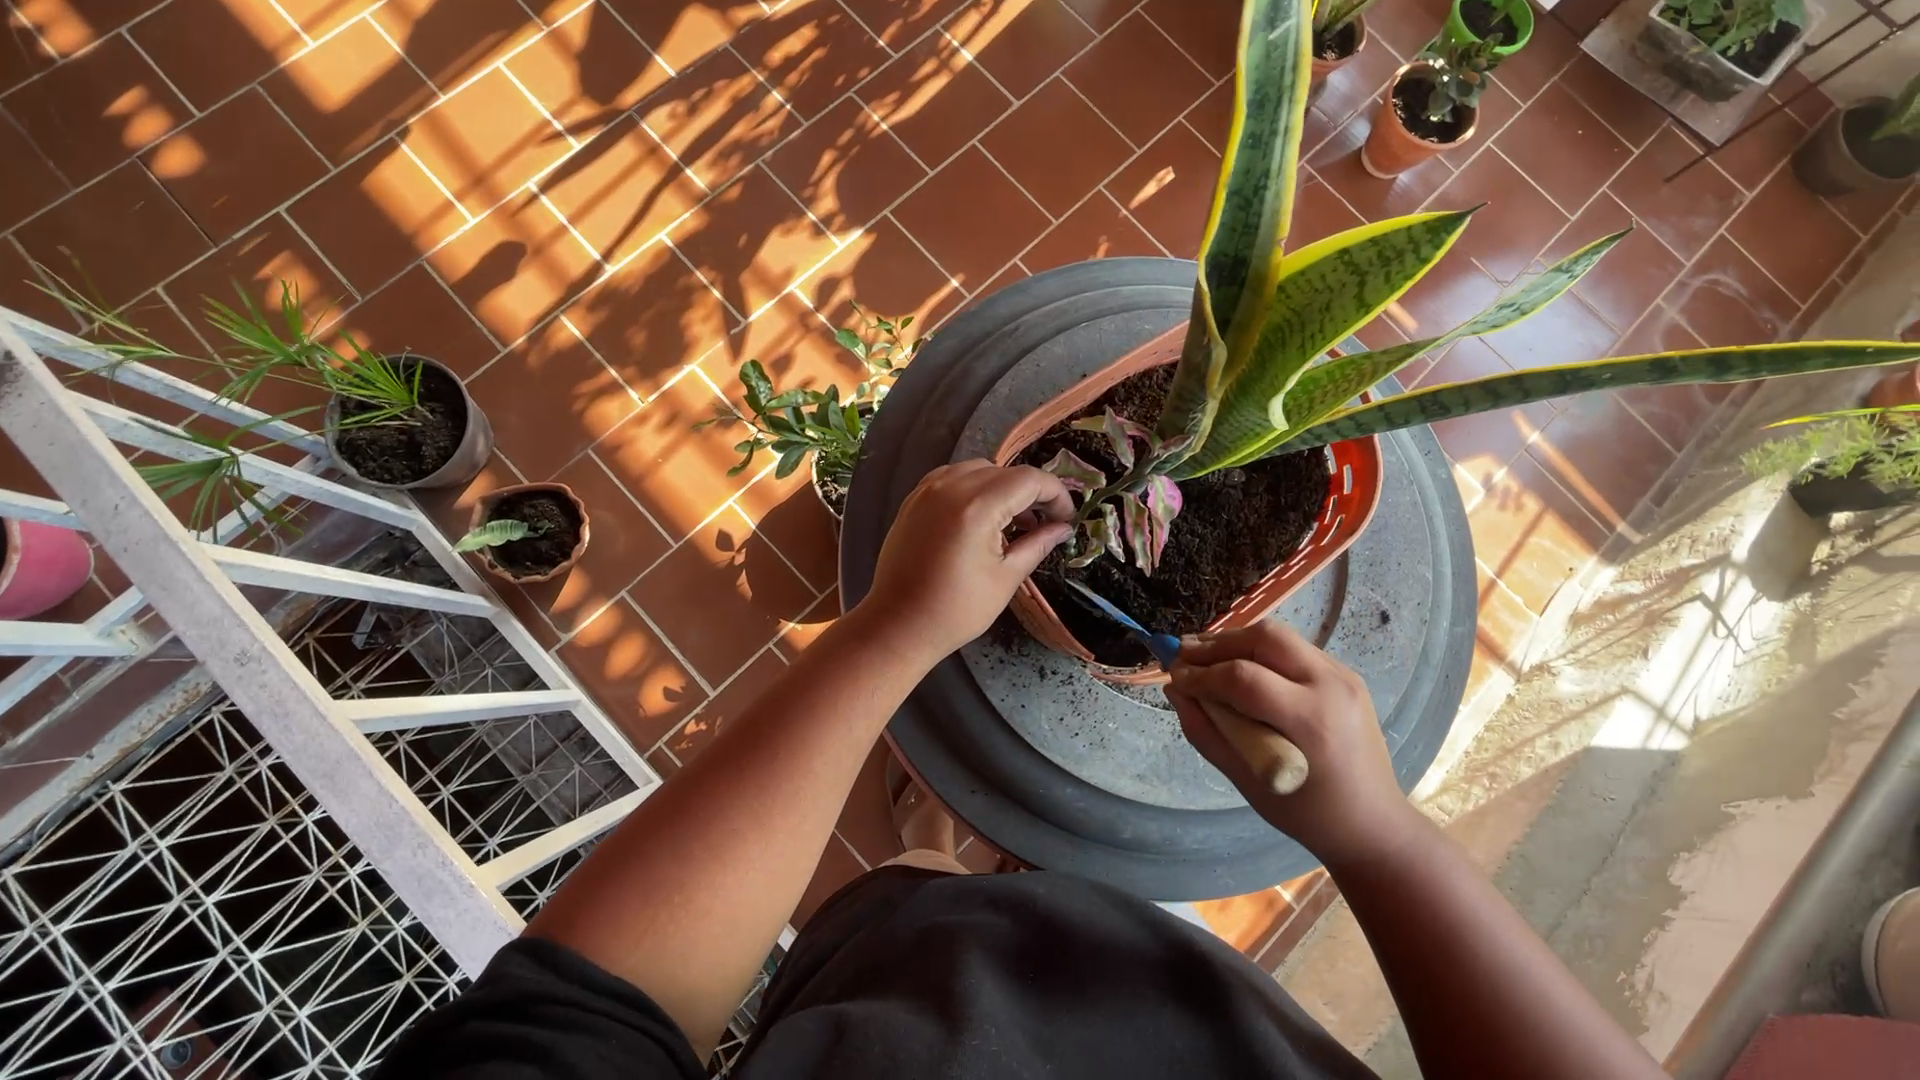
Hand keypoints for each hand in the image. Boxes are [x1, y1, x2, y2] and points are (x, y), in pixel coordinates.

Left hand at [855, 460, 1073, 664]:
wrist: (898, 625)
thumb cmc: (955, 610)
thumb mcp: (1006, 578)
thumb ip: (1037, 544)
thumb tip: (1063, 528)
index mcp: (976, 507)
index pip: (1029, 480)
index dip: (1056, 495)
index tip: (1067, 520)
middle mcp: (950, 488)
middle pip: (1005, 471)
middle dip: (1031, 492)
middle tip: (1045, 523)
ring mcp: (927, 491)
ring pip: (978, 470)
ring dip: (1003, 487)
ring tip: (1014, 522)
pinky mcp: (913, 500)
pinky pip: (952, 478)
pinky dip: (974, 487)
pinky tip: (981, 517)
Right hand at [1167, 622, 1422, 870]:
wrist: (1373, 824)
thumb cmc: (1307, 814)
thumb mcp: (1247, 782)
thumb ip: (1207, 733)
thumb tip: (1175, 692)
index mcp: (1311, 720)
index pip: (1243, 678)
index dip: (1200, 675)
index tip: (1172, 678)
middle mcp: (1331, 686)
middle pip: (1264, 638)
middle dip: (1217, 643)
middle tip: (1183, 655)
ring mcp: (1344, 676)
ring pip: (1279, 636)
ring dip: (1236, 641)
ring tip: (1203, 655)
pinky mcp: (1345, 675)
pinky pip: (1294, 649)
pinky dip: (1259, 650)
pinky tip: (1237, 666)